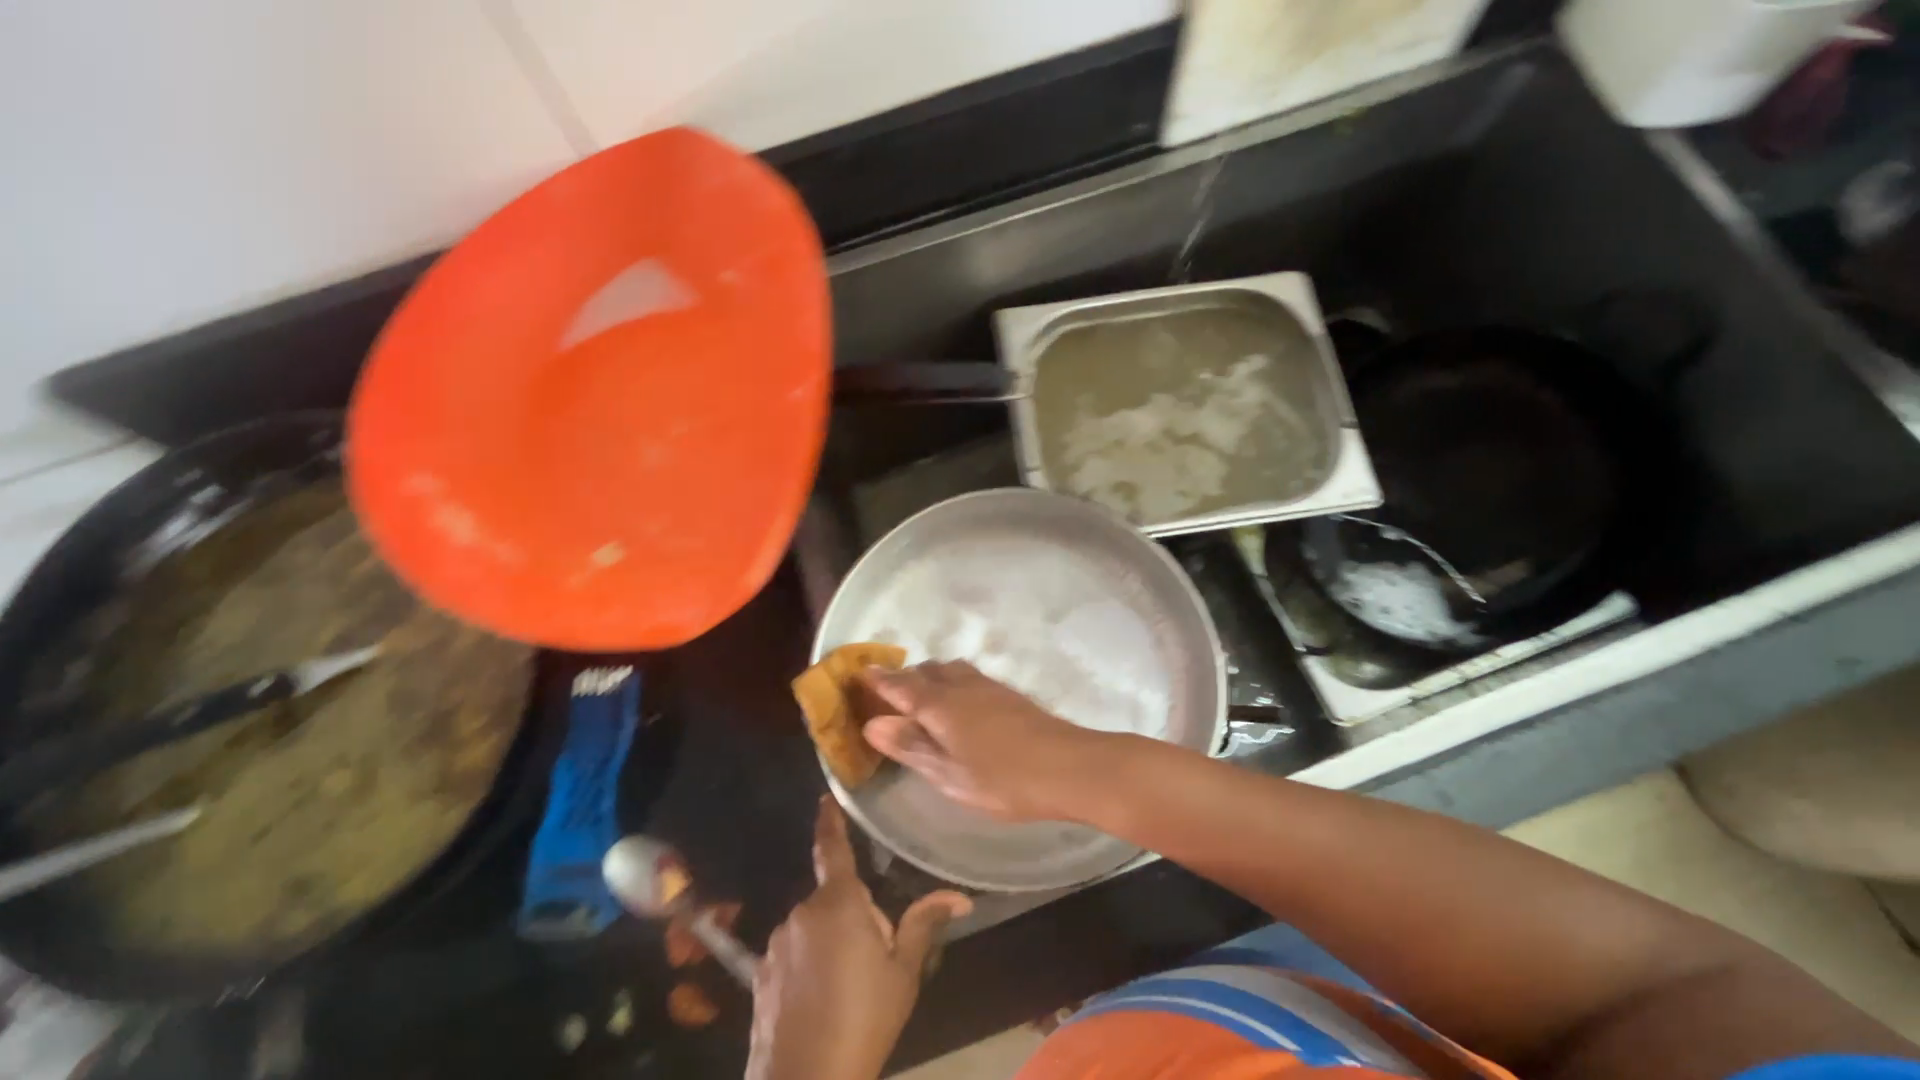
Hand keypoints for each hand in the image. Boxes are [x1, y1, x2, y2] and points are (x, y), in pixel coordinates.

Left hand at [747, 799, 970, 1079]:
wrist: (805, 1078)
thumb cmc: (864, 1019)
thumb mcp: (903, 973)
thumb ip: (924, 925)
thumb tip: (959, 896)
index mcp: (838, 904)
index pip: (832, 850)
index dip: (830, 822)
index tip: (825, 798)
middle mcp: (801, 914)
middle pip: (832, 899)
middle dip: (852, 916)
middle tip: (874, 957)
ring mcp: (777, 944)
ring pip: (810, 928)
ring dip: (828, 942)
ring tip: (846, 987)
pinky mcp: (761, 973)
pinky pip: (792, 954)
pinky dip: (806, 965)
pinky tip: (819, 1001)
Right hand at [862, 660, 1102, 821]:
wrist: (1070, 767)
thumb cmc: (1003, 779)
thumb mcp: (948, 774)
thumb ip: (911, 747)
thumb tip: (872, 724)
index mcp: (941, 704)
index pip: (901, 685)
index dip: (879, 681)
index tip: (859, 674)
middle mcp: (962, 686)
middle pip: (926, 672)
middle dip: (904, 678)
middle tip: (888, 694)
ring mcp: (990, 687)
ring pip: (951, 670)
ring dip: (931, 677)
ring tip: (921, 698)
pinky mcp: (1010, 695)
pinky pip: (969, 677)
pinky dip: (952, 683)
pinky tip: (959, 704)